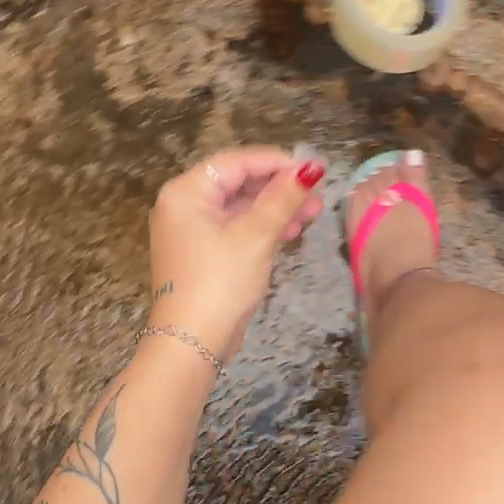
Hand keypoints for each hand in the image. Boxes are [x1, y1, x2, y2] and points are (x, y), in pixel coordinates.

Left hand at [148, 146, 325, 360]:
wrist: (192, 341)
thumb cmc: (220, 283)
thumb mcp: (256, 236)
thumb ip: (283, 198)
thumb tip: (311, 166)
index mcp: (186, 192)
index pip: (237, 162)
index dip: (277, 163)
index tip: (315, 170)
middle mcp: (184, 205)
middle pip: (239, 182)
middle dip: (280, 188)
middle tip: (318, 197)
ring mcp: (193, 230)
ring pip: (241, 206)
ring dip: (277, 208)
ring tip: (313, 216)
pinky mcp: (204, 252)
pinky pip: (237, 227)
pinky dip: (263, 227)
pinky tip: (291, 233)